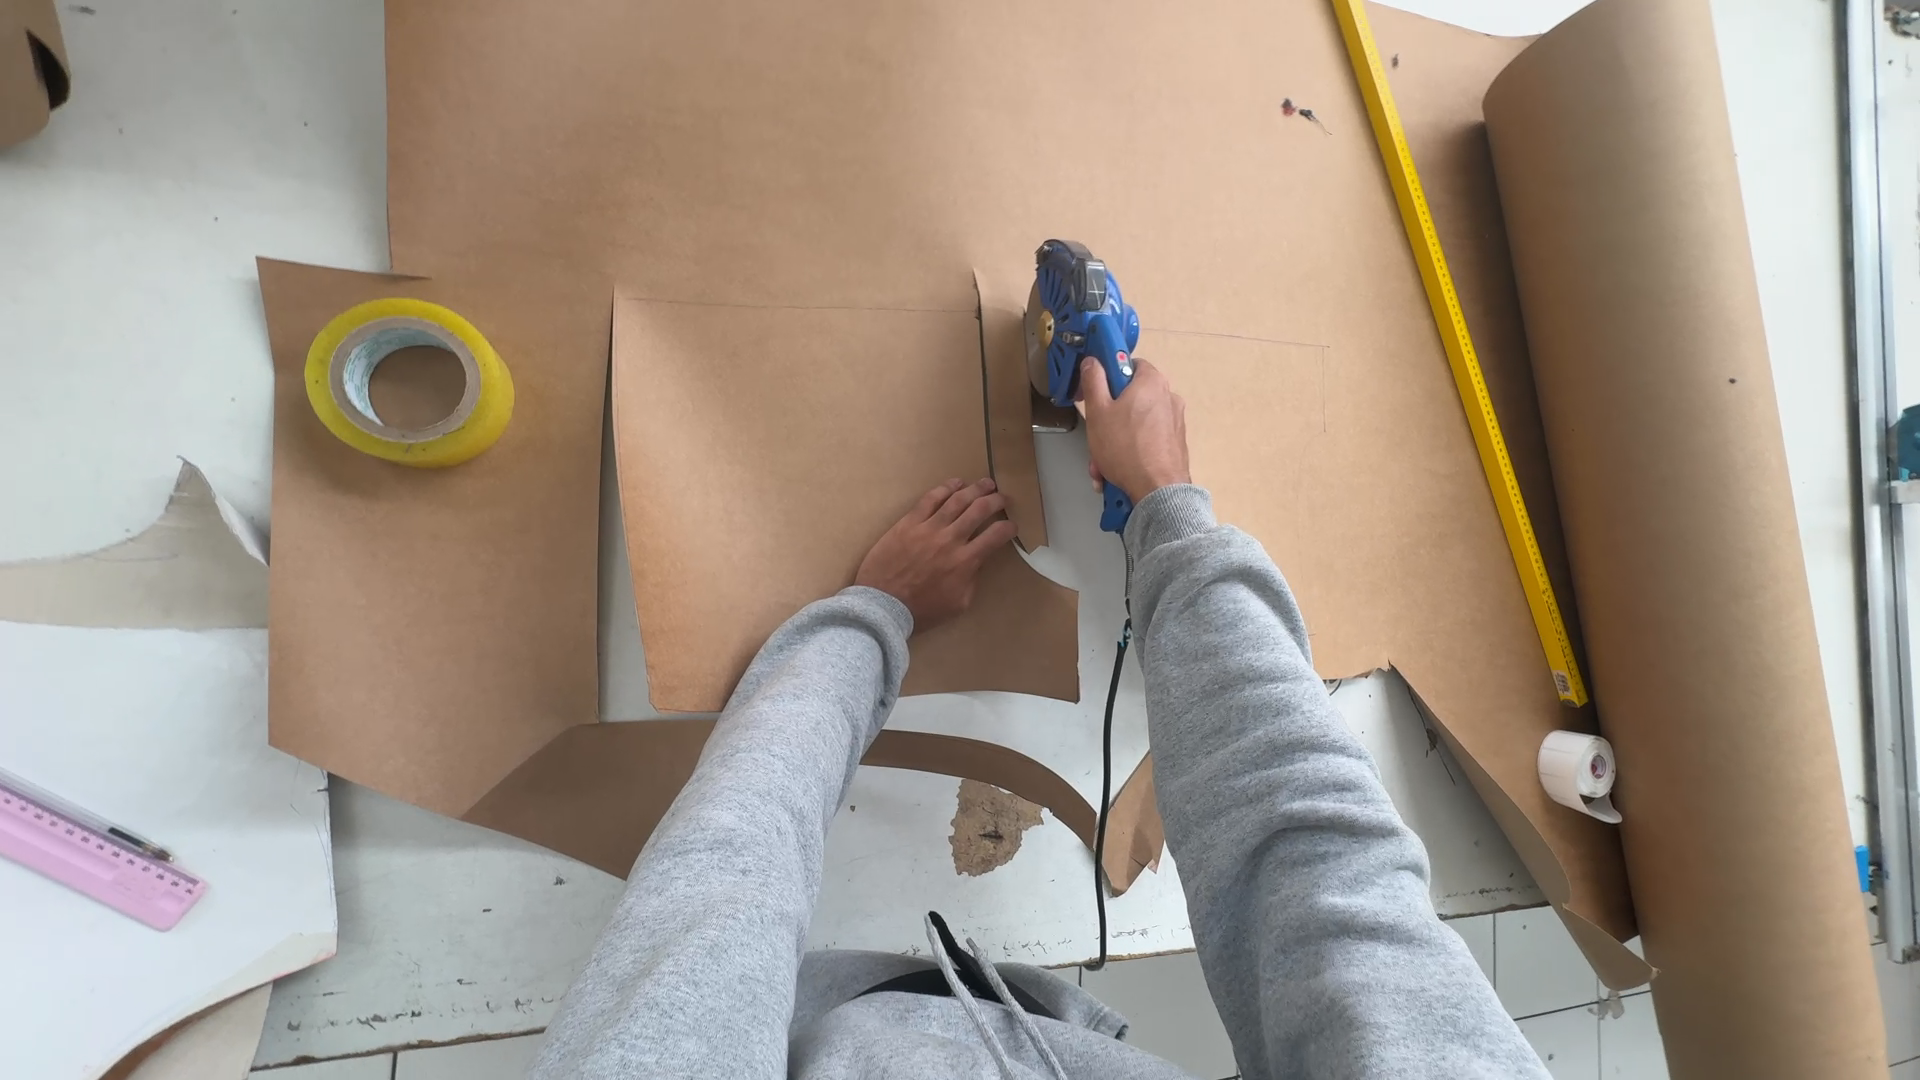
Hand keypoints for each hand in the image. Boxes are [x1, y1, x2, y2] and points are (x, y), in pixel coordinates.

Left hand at [855, 478, 1018, 630]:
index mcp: (965, 561)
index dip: (1009, 527)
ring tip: (986, 484)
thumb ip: (972, 580)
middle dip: (996, 501)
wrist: (883, 605)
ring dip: (975, 489)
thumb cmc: (922, 610)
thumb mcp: (958, 604)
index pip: (996, 535)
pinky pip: (930, 499)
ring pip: (957, 500)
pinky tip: (955, 483)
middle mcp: (951, 539)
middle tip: (1003, 498)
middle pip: (980, 510)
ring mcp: (929, 528)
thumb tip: (977, 562)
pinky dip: (945, 488)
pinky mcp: (909, 523)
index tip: (1012, 526)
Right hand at [1079, 356, 1190, 499]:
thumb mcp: (1098, 411)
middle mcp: (1168, 396)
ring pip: (1135, 424)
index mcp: (1151, 381)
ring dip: (1114, 442)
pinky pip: (1145, 441)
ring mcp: (1174, 422)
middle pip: (1129, 399)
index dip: (1106, 376)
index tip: (1093, 393)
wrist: (1157, 490)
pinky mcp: (1175, 444)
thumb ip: (1093, 381)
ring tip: (1101, 465)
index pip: (1127, 365)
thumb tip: (1092, 361)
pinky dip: (1129, 453)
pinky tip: (1116, 472)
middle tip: (1094, 438)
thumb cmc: (1124, 447)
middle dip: (1107, 420)